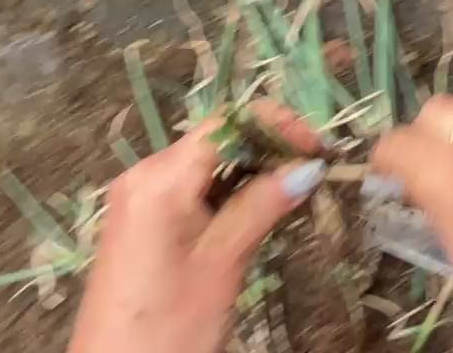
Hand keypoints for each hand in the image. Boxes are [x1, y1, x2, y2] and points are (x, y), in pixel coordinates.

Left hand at [69, 103, 328, 352]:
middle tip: (311, 169)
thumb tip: (309, 165)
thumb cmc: (169, 329)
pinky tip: (254, 206)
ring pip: (205, 163)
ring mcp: (137, 197)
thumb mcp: (222, 263)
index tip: (315, 148)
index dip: (274, 125)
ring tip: (291, 187)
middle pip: (216, 140)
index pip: (226, 124)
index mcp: (160, 177)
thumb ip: (263, 204)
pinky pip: (189, 187)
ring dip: (249, 169)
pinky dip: (225, 190)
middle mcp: (143, 173)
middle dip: (265, 147)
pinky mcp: (139, 220)